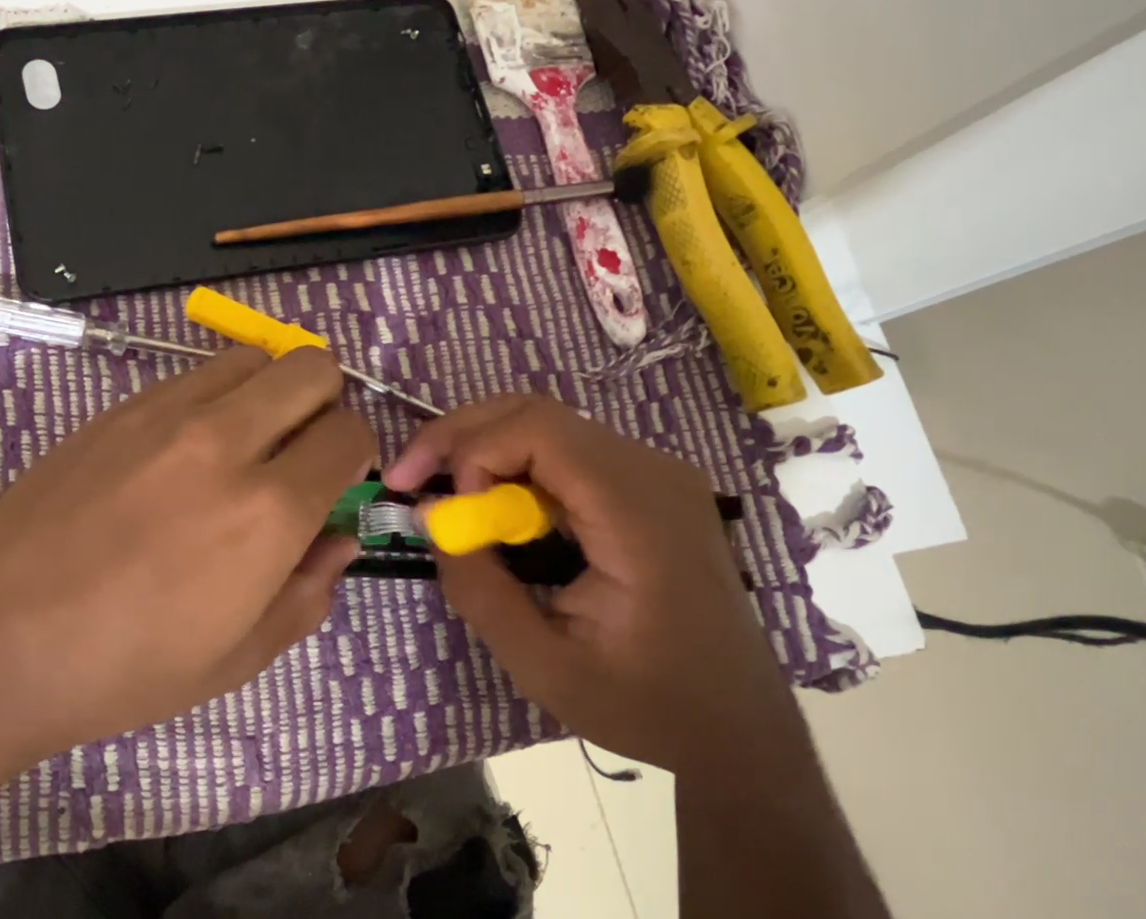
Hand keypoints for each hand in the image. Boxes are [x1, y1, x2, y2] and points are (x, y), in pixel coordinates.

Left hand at [0, 346, 376, 769]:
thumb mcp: (238, 656)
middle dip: (325, 404)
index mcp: (267, 510)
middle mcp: (223, 441)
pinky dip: (209, 399)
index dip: (356, 456)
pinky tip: (177, 455)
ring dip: (266, 392)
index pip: (349, 434)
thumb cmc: (123, 668)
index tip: (334, 485)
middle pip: (311, 368)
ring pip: (249, 358)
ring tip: (240, 448)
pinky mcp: (113, 409)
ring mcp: (162, 414)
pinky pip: (188, 377)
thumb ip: (308, 590)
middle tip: (298, 454)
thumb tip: (337, 537)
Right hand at [384, 396, 797, 771]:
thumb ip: (478, 588)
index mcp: (638, 513)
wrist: (739, 731)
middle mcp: (653, 473)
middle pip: (536, 414)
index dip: (470, 449)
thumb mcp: (543, 665)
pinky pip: (565, 453)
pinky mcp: (648, 488)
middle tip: (407, 479)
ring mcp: (655, 475)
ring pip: (546, 427)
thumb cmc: (645, 706)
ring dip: (481, 450)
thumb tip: (430, 516)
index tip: (434, 503)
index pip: (538, 430)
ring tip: (440, 496)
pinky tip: (487, 506)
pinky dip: (512, 468)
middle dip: (459, 438)